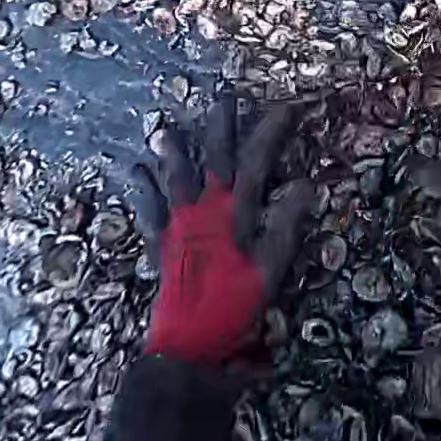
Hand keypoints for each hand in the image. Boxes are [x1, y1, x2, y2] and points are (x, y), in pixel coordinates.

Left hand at [129, 95, 313, 367]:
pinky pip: (149, 209)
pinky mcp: (161, 241)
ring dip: (172, 152)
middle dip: (221, 126)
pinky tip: (135, 172)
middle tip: (224, 98)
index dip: (271, 132)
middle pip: (214, 158)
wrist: (188, 342)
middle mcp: (205, 208)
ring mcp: (179, 222)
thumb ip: (286, 225)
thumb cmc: (232, 304)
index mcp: (234, 210)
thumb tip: (305, 184)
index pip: (257, 161)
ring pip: (176, 177)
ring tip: (165, 128)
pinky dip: (143, 190)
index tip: (285, 108)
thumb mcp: (270, 268)